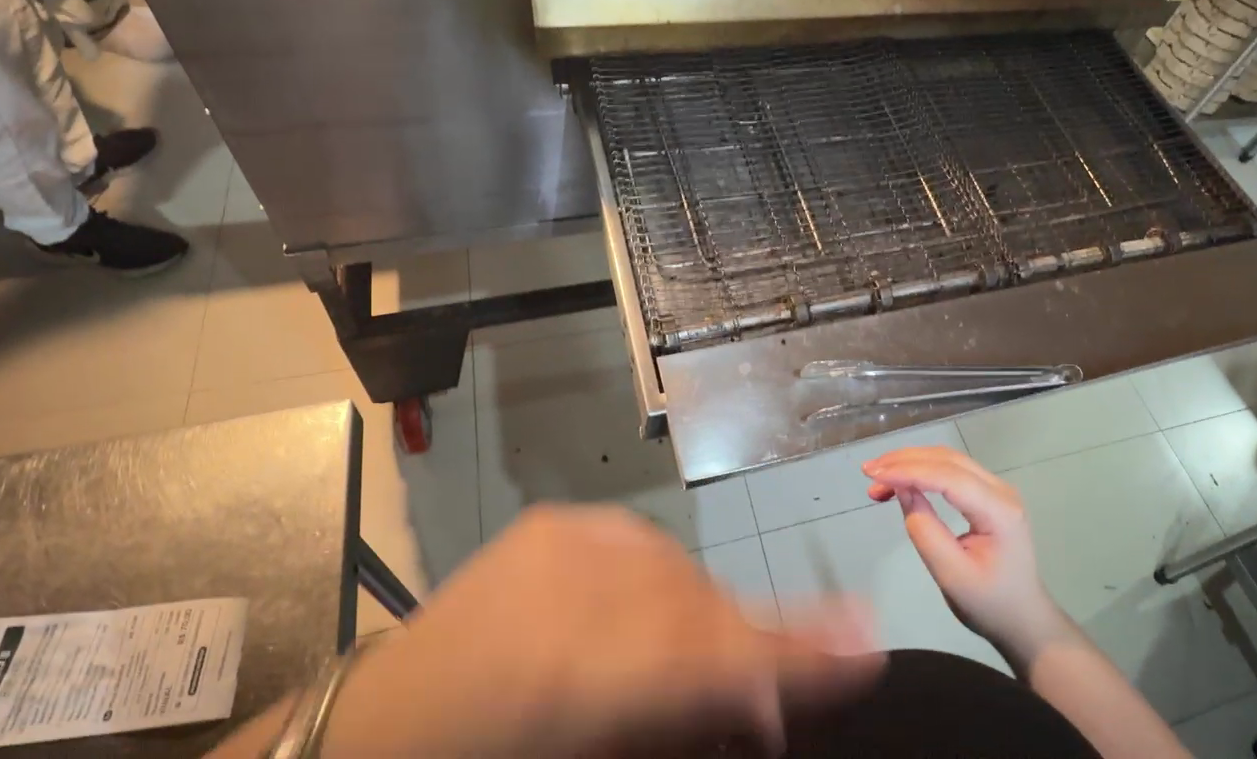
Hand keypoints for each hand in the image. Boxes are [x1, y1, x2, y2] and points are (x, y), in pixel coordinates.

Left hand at [317, 506, 882, 757]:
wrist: (391, 717)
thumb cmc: (498, 755)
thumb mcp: (597, 752)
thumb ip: (685, 718)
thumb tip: (764, 696)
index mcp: (576, 673)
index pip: (712, 656)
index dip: (796, 652)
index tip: (865, 648)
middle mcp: (575, 584)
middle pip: (704, 604)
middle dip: (749, 642)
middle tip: (772, 683)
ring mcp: (564, 539)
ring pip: (681, 569)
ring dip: (704, 614)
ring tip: (696, 655)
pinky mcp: (555, 521)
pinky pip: (642, 545)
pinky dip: (662, 582)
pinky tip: (647, 615)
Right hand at [863, 446, 1078, 668]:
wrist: (1023, 620)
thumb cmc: (989, 604)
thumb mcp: (952, 576)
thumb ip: (926, 532)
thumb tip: (902, 493)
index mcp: (998, 510)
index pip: (948, 478)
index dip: (908, 471)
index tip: (873, 476)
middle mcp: (1000, 490)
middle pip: (947, 460)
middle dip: (905, 461)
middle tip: (868, 472)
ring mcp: (995, 489)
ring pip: (947, 460)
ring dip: (911, 463)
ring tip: (877, 477)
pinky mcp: (986, 495)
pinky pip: (951, 471)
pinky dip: (922, 471)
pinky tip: (900, 482)